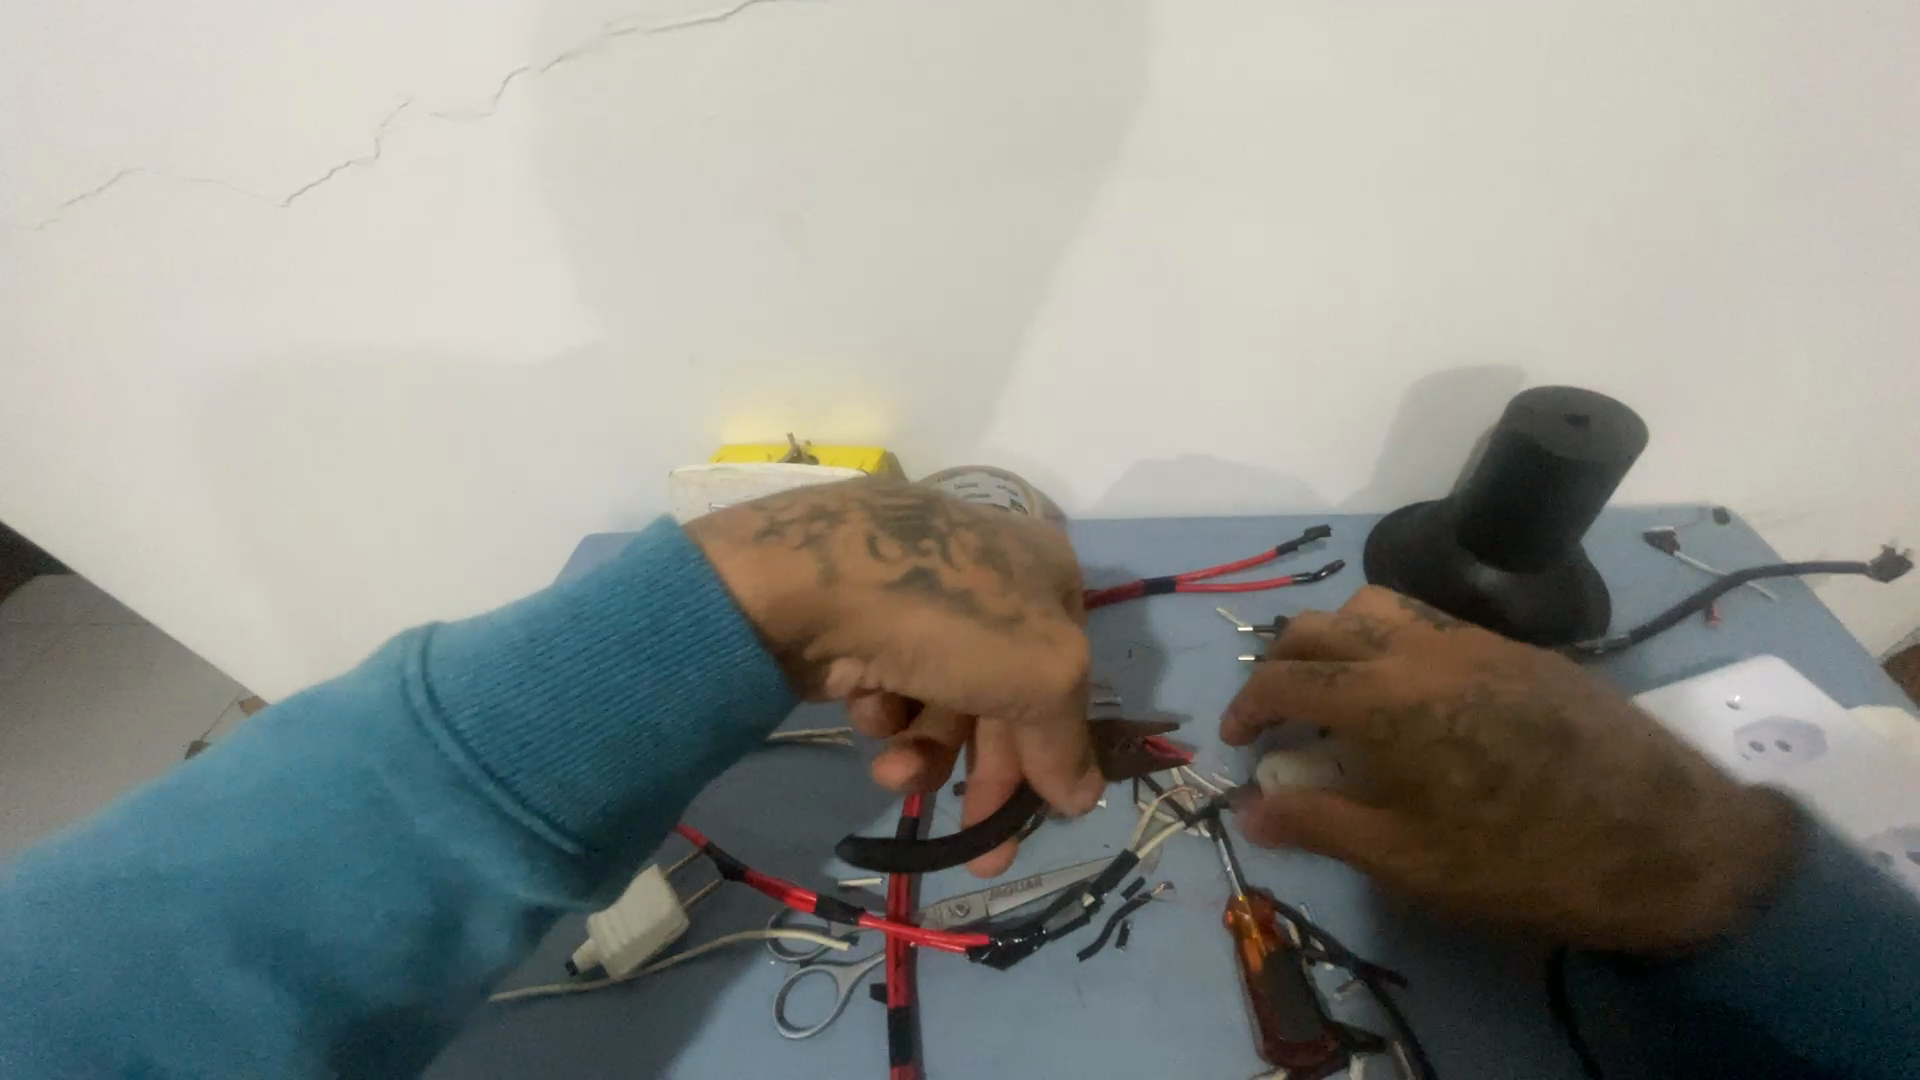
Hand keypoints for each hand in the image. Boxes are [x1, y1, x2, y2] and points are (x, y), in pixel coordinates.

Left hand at [686, 478, 1101, 875]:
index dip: (1052, 750)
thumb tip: (1082, 796)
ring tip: (892, 772)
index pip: (1063, 677)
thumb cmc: (955, 617)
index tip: (1034, 814)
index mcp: (1045, 574)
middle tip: (979, 858)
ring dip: (925, 750)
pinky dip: (884, 704)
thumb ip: (1067, 741)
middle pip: (1002, 698)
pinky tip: (863, 700)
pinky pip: (892, 678)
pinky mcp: (862, 618)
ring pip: (944, 699)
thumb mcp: (1042, 677)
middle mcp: (987, 582)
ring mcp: (920, 597)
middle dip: (987, 778)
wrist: (816, 573)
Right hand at [1221, 586, 1798, 951]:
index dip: (1245, 708)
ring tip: (1340, 682)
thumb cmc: (1523, 860)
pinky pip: (1425, 617)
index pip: (1282, 682)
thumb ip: (1316, 824)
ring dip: (1334, 635)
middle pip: (1314, 628)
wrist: (1678, 849)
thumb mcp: (1406, 859)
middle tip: (1279, 711)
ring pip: (1370, 604)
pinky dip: (1388, 637)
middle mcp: (1415, 651)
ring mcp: (1466, 640)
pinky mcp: (1510, 647)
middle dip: (1278, 665)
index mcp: (1381, 700)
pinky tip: (1410, 687)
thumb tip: (1247, 813)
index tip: (1237, 739)